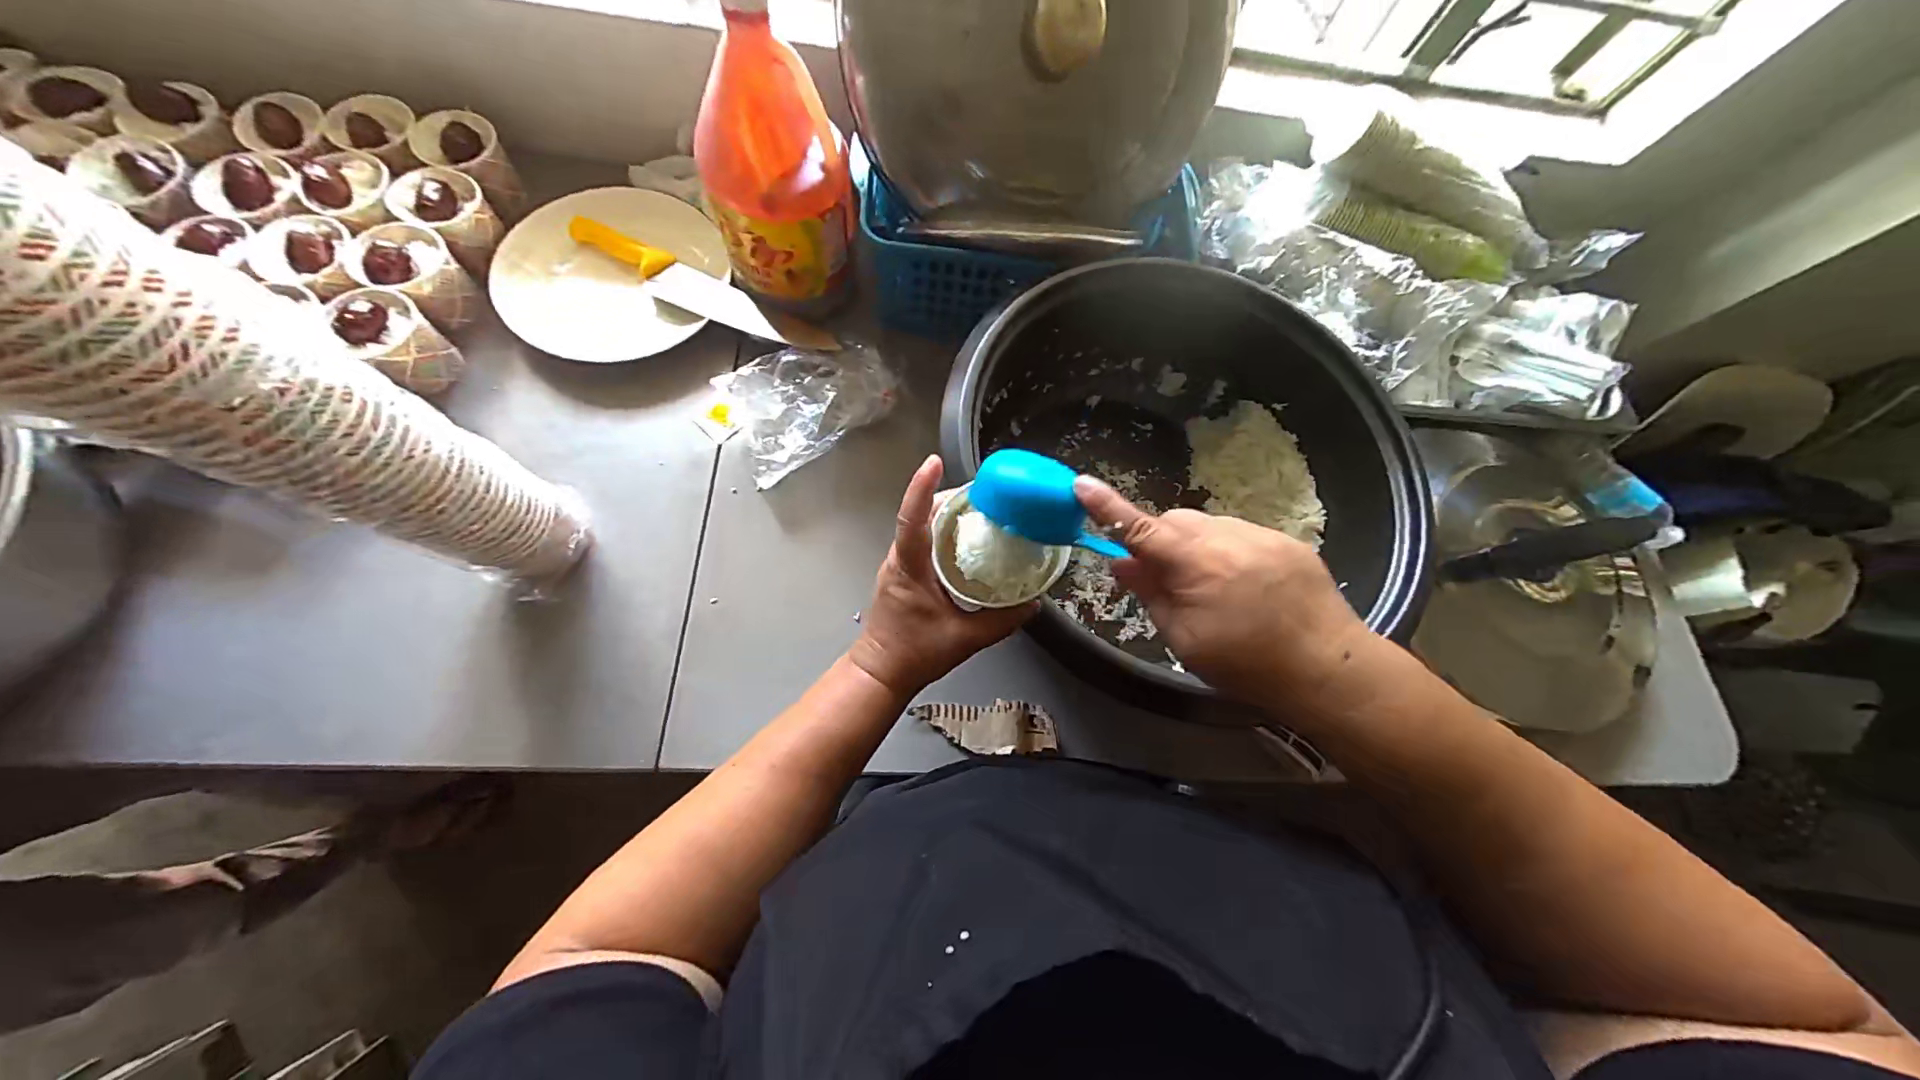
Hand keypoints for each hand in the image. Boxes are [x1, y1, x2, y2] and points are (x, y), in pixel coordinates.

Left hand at [848, 456, 1034, 696]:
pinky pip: (925, 539)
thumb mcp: (965, 639)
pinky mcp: (904, 571)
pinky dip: (946, 530)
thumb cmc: (912, 654)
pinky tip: (970, 537)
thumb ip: (1002, 621)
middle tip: (987, 491)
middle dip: (951, 494)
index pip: (912, 518)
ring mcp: (899, 563)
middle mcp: (900, 559)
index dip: (922, 487)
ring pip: (923, 524)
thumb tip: (1033, 603)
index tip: (934, 462)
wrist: (880, 672)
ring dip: (949, 511)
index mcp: (909, 568)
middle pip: (922, 513)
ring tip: (985, 508)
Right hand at [1074, 476, 1374, 706]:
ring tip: (1213, 590)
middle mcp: (1226, 536)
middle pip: (1174, 521)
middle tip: (1164, 580)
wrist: (1327, 669)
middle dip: (1160, 541)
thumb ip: (1150, 593)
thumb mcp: (1183, 638)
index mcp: (1195, 563)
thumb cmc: (1245, 664)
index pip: (1139, 527)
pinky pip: (1240, 534)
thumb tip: (1121, 563)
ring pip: (1207, 526)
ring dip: (1195, 546)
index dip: (1107, 507)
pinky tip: (1245, 586)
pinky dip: (1227, 551)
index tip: (1081, 484)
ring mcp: (1261, 534)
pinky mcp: (1287, 541)